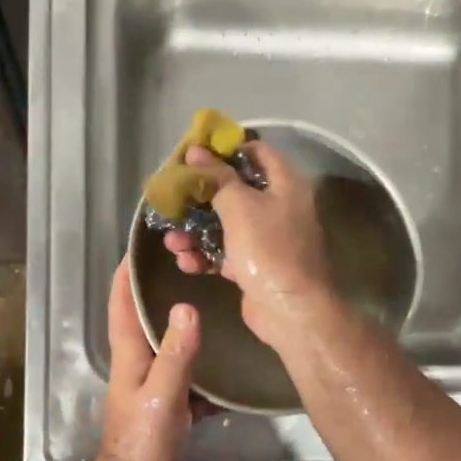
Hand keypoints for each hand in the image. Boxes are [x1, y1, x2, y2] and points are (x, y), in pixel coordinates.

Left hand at [96, 259, 201, 460]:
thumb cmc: (144, 441)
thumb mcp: (163, 395)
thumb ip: (176, 354)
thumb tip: (187, 307)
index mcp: (129, 355)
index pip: (121, 304)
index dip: (126, 273)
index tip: (142, 245)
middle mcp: (139, 364)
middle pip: (147, 320)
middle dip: (162, 292)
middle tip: (191, 268)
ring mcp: (155, 386)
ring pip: (172, 347)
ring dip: (188, 328)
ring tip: (216, 306)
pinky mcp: (171, 406)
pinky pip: (191, 378)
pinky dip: (207, 370)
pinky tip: (232, 365)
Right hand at [165, 141, 335, 347]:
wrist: (290, 311)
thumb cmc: (268, 250)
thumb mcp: (240, 207)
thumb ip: (216, 178)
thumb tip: (195, 151)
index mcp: (285, 184)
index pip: (256, 151)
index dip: (225, 149)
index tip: (193, 155)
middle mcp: (278, 206)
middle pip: (233, 189)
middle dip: (199, 196)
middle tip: (171, 198)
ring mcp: (266, 238)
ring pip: (224, 224)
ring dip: (194, 231)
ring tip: (171, 240)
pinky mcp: (253, 265)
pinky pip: (224, 252)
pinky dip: (205, 254)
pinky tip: (185, 262)